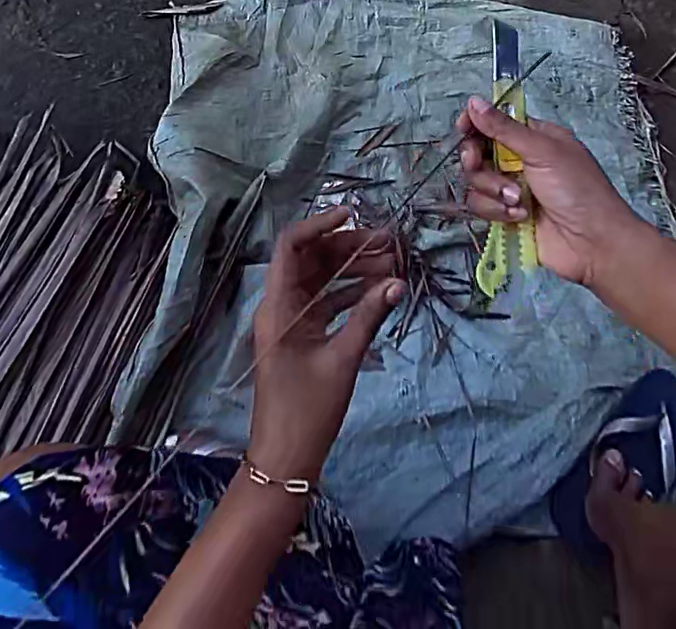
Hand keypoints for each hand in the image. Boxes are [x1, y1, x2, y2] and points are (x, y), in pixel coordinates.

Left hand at [248, 208, 403, 480]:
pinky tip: (379, 290)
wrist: (285, 458)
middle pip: (312, 260)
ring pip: (322, 280)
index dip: (319, 225)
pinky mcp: (302, 335)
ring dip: (353, 270)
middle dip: (349, 248)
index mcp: (278, 305)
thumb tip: (397, 283)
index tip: (352, 216)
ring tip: (392, 264)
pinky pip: (326, 302)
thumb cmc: (307, 410)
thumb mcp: (342, 360)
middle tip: (389, 244)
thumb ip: (369, 317)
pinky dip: (350, 293)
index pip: (291, 246)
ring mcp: (291, 320)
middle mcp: (280, 305)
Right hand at [455, 97, 651, 286]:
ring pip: (476, 180)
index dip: (475, 124)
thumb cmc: (577, 190)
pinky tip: (519, 216)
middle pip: (477, 151)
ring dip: (493, 190)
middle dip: (476, 160)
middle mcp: (520, 160)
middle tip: (477, 164)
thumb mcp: (543, 151)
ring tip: (518, 200)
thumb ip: (504, 128)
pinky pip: (481, 205)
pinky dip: (497, 211)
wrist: (593, 243)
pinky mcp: (505, 213)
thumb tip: (474, 101)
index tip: (463, 129)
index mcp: (534, 137)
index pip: (494, 122)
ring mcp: (511, 188)